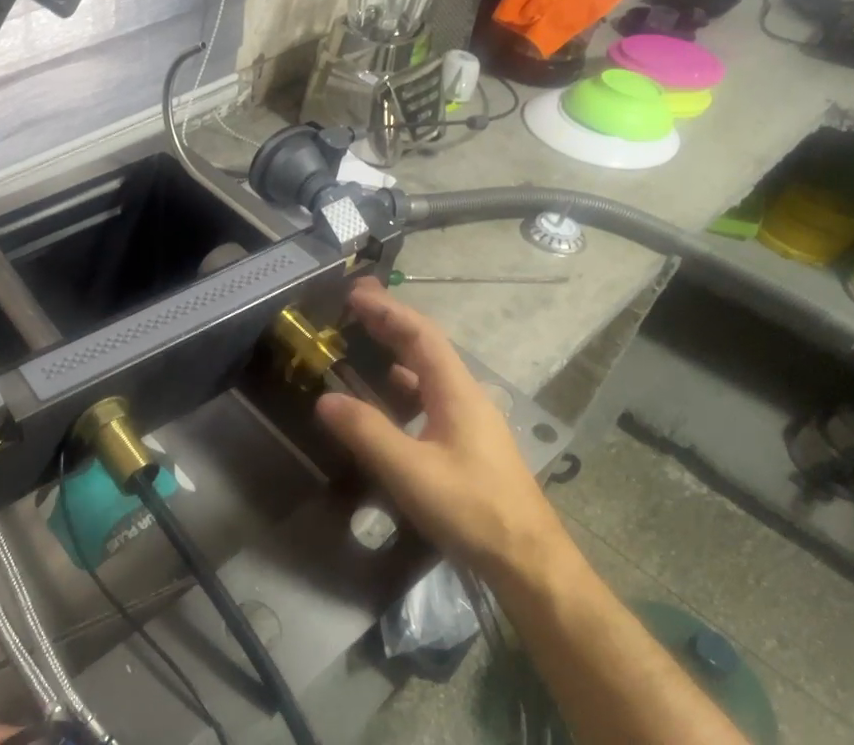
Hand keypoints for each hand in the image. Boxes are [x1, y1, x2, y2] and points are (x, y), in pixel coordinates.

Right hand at [315, 277, 567, 578]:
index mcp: (457, 393)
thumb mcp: (411, 472)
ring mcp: (471, 422)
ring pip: (430, 373)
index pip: (421, 336)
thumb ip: (368, 433)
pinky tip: (387, 399)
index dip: (387, 311)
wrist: (528, 560)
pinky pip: (431, 399)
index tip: (354, 294)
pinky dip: (404, 385)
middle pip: (426, 347)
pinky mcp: (468, 445)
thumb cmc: (472, 510)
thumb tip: (325, 399)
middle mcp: (466, 398)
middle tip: (354, 305)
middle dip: (391, 322)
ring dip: (397, 351)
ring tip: (363, 342)